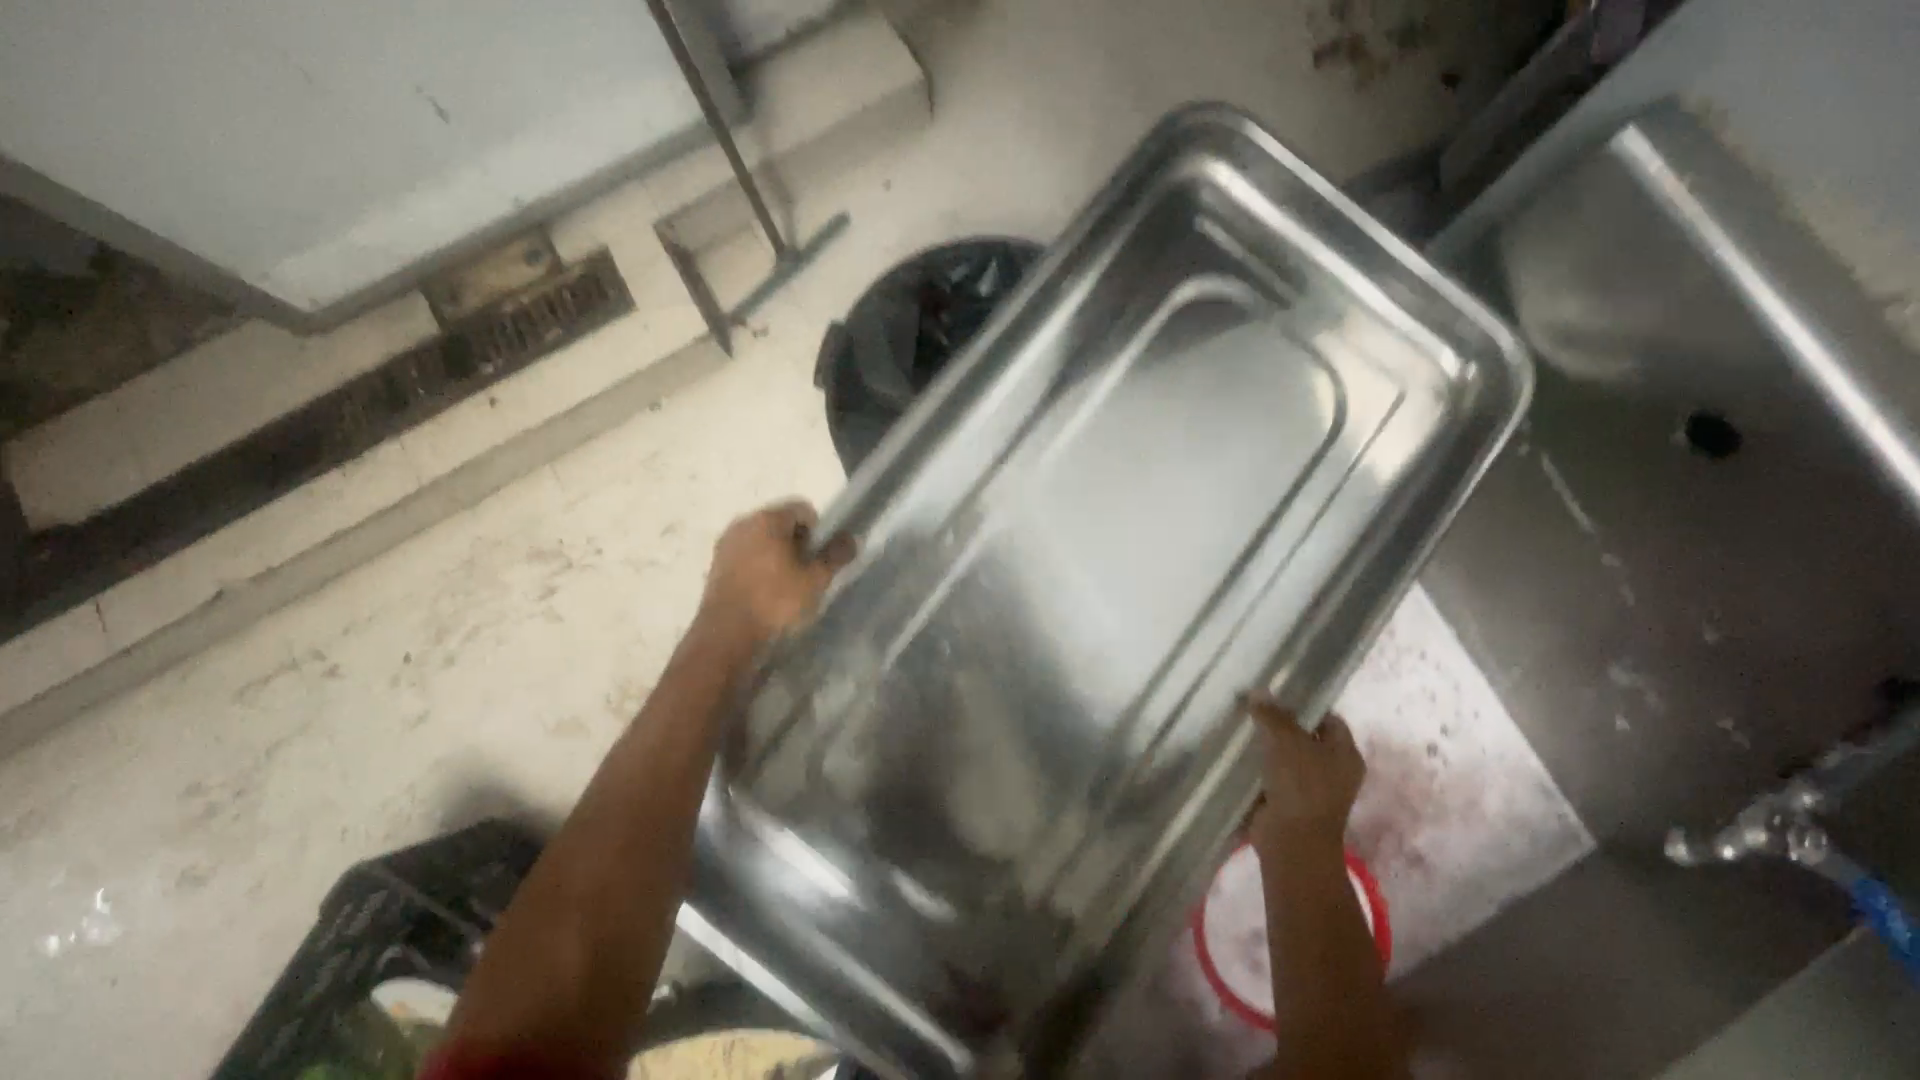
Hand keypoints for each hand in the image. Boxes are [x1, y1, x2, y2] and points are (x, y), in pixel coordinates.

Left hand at [697, 499, 855, 649]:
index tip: (819, 559)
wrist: (727, 634)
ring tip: (785, 586)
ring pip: (762, 540)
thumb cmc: (775, 601)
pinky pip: (746, 556)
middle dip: (797, 544)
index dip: (818, 531)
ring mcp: (726, 543)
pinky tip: (764, 594)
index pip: (803, 509)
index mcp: (768, 519)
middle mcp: (743, 522)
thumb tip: (850, 539)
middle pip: (781, 523)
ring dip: (777, 556)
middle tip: (806, 574)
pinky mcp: (716, 564)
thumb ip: (835, 555)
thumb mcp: (815, 580)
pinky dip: (758, 567)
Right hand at [1244, 694, 1364, 856]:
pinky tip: (1236, 755)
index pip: (1329, 719)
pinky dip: (1257, 769)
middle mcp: (1333, 771)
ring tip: (1240, 727)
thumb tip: (1258, 691)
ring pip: (1286, 758)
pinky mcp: (1288, 803)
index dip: (1305, 705)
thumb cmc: (1301, 786)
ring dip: (1266, 747)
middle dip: (1280, 725)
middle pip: (1306, 738)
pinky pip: (1272, 777)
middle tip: (1253, 708)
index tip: (1277, 695)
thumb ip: (1273, 715)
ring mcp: (1310, 790)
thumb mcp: (1287, 741)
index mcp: (1346, 754)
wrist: (1292, 842)